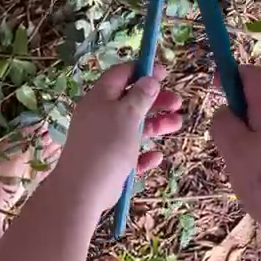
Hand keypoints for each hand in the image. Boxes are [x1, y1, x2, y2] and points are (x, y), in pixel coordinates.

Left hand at [47, 62, 183, 219]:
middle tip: (177, 102)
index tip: (164, 73)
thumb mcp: (128, 114)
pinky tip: (156, 156)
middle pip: (130, 102)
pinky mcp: (108, 163)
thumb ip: (140, 96)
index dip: (142, 71)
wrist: (83, 189)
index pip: (120, 75)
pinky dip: (143, 154)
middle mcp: (99, 117)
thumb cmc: (107, 145)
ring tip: (177, 124)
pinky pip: (129, 154)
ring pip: (132, 128)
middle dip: (155, 101)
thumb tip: (149, 79)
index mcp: (99, 99)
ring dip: (155, 125)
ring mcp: (103, 141)